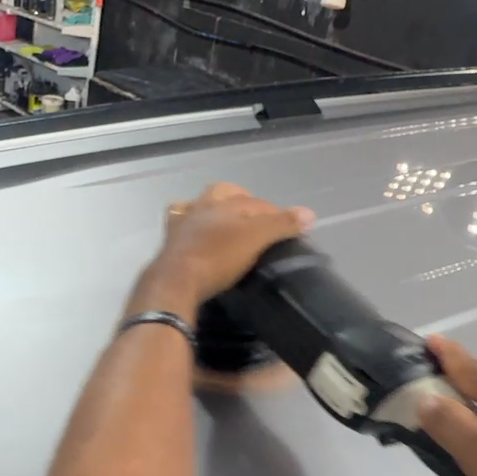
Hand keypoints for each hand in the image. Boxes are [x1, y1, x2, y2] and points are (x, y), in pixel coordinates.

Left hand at [139, 184, 314, 309]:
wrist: (175, 281)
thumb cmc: (217, 258)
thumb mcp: (255, 239)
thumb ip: (281, 224)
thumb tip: (309, 213)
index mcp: (224, 201)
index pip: (256, 202)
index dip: (274, 212)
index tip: (286, 227)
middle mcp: (201, 206)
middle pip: (223, 194)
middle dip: (240, 201)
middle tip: (253, 218)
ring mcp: (181, 223)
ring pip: (197, 205)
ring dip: (211, 210)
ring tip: (224, 224)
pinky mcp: (167, 241)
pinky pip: (179, 225)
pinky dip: (189, 226)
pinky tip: (194, 236)